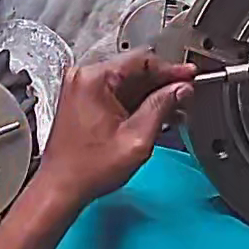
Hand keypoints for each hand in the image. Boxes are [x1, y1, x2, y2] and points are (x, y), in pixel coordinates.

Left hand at [32, 50, 194, 212]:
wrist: (61, 188)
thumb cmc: (88, 169)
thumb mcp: (136, 139)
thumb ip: (161, 107)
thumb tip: (180, 89)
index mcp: (94, 79)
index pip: (141, 60)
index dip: (170, 68)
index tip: (188, 75)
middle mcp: (84, 77)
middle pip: (134, 69)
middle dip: (162, 82)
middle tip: (185, 91)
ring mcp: (81, 87)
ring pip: (126, 81)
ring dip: (150, 92)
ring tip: (174, 106)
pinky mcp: (82, 99)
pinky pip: (115, 91)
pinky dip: (135, 101)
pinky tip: (154, 113)